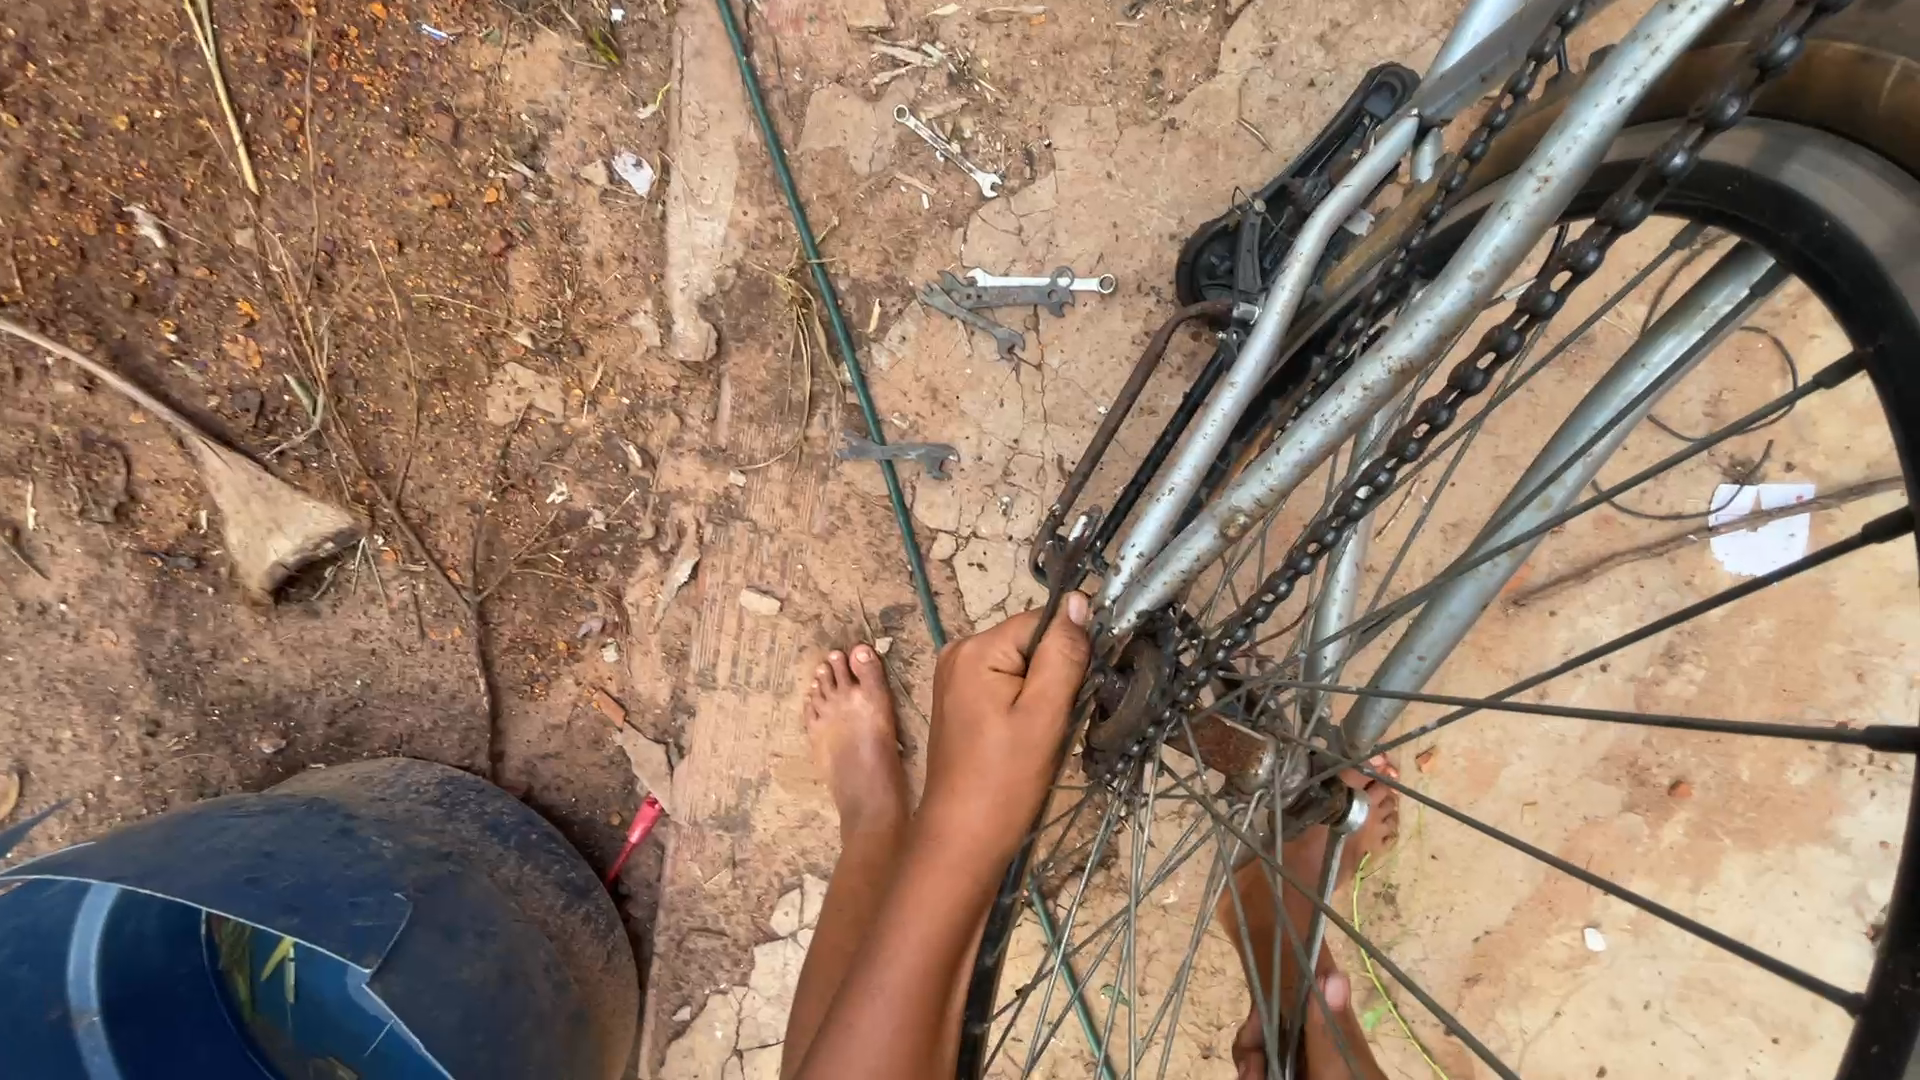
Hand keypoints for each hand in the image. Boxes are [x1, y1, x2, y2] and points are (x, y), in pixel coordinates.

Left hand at [920, 593, 1091, 863]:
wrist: (962, 836)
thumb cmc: (1005, 779)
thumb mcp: (1044, 713)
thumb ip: (1063, 653)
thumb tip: (1077, 599)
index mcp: (975, 648)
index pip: (1041, 622)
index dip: (1070, 649)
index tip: (1083, 687)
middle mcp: (958, 651)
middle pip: (1029, 641)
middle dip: (1054, 672)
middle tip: (1060, 718)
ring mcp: (954, 676)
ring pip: (1020, 664)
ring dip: (1042, 691)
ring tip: (1043, 730)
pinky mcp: (958, 699)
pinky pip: (1003, 682)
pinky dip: (1023, 702)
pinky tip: (1025, 734)